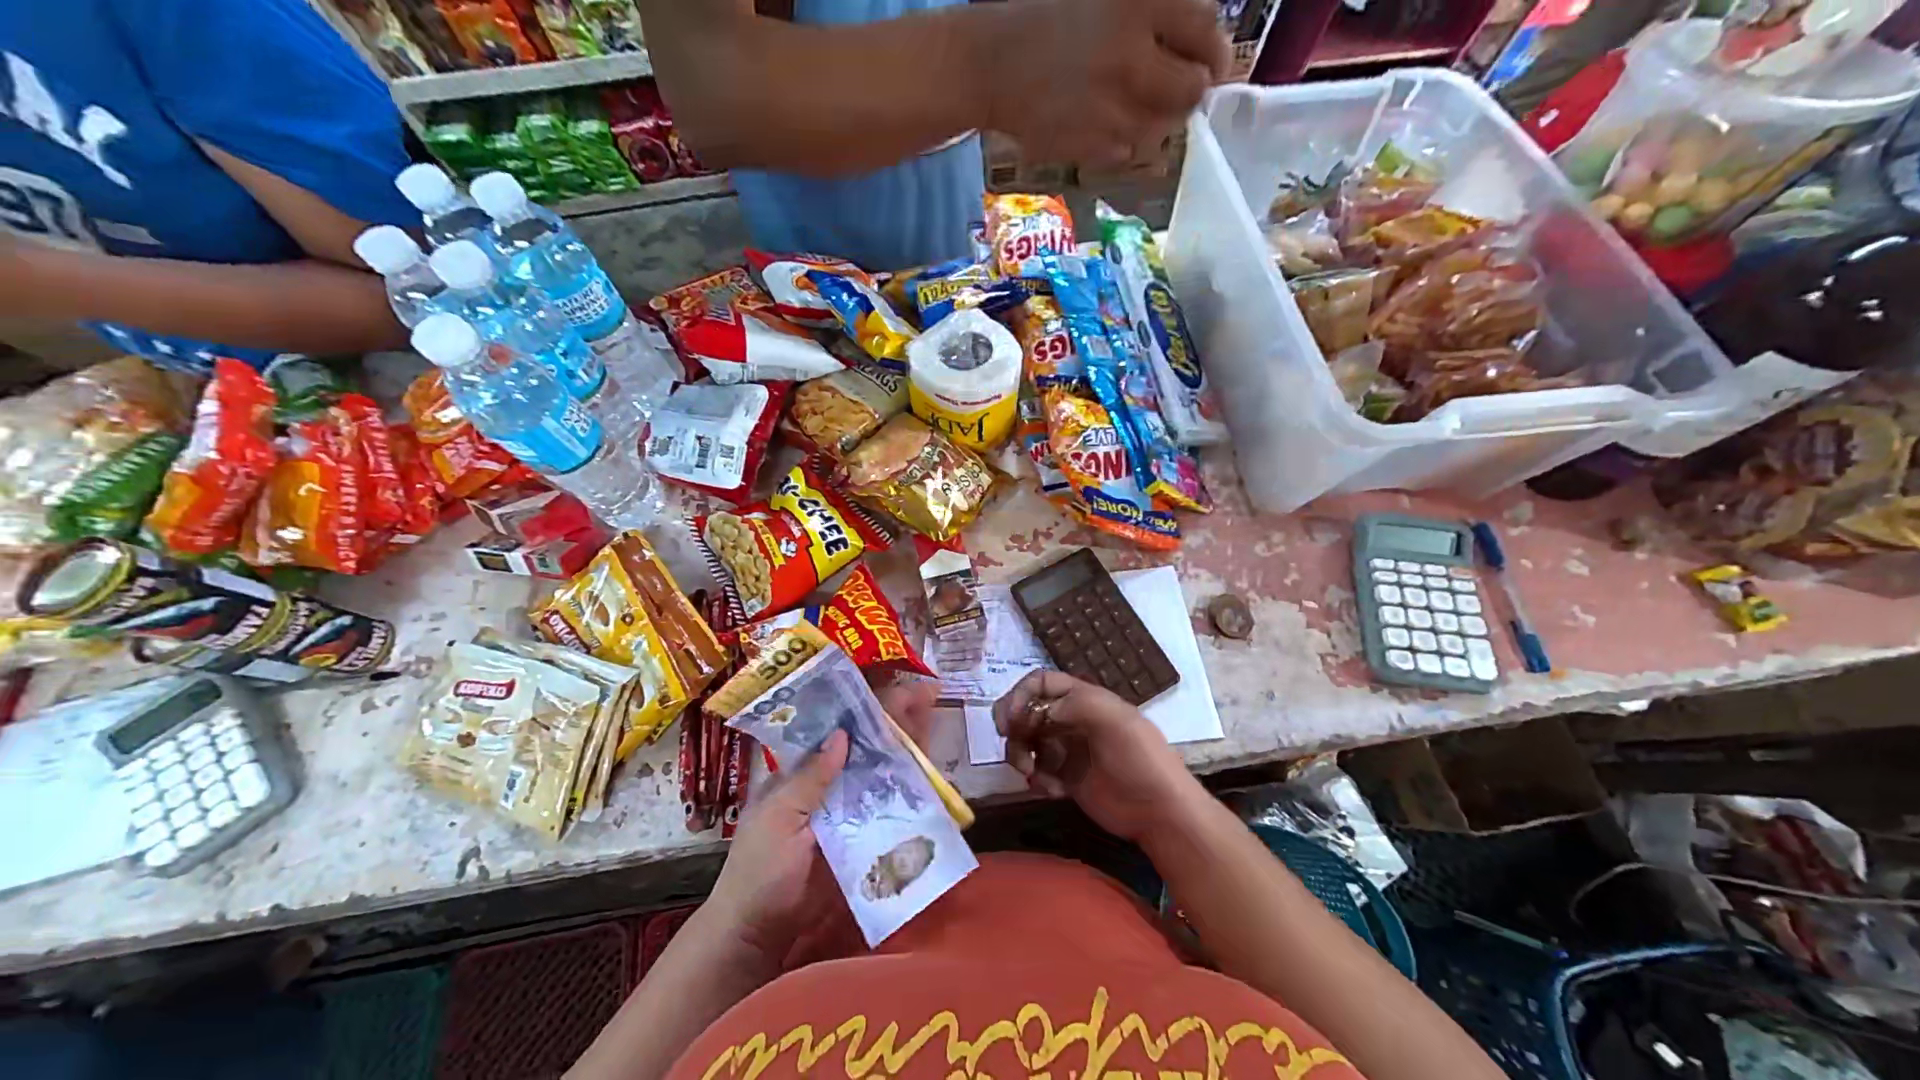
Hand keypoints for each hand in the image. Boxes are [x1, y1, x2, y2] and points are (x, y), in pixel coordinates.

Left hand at [698, 678, 938, 963]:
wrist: (759, 934)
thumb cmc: (759, 871)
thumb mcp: (777, 819)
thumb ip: (810, 780)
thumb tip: (843, 734)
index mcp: (801, 772)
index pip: (836, 728)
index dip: (863, 705)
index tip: (889, 683)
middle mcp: (829, 784)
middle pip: (868, 744)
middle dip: (896, 717)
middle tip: (928, 692)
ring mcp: (850, 811)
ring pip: (884, 770)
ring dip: (909, 745)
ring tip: (936, 715)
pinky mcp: (867, 839)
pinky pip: (893, 807)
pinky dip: (914, 788)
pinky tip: (935, 770)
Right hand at [980, 0, 1229, 167]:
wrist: (987, 65)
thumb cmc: (1043, 21)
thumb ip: (1153, 15)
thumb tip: (1198, 44)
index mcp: (1137, 5)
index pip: (1204, 30)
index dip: (1213, 52)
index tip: (1209, 65)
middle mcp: (1130, 56)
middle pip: (1191, 90)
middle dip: (1188, 93)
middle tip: (1173, 91)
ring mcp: (1110, 107)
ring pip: (1160, 128)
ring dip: (1153, 121)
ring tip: (1126, 106)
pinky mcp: (1091, 145)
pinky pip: (1127, 150)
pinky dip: (1121, 141)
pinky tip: (1098, 123)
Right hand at [993, 671, 1204, 842]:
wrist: (1160, 812)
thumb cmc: (1141, 760)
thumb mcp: (1116, 721)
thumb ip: (1076, 704)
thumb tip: (1038, 710)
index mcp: (1084, 698)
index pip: (1040, 683)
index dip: (1020, 695)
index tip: (1011, 719)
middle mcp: (1071, 720)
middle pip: (1027, 711)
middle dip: (1014, 726)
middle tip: (1014, 747)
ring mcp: (1067, 750)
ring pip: (1027, 742)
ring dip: (1021, 755)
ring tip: (1031, 774)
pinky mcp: (1066, 779)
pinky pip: (1036, 771)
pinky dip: (1036, 779)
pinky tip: (1052, 790)